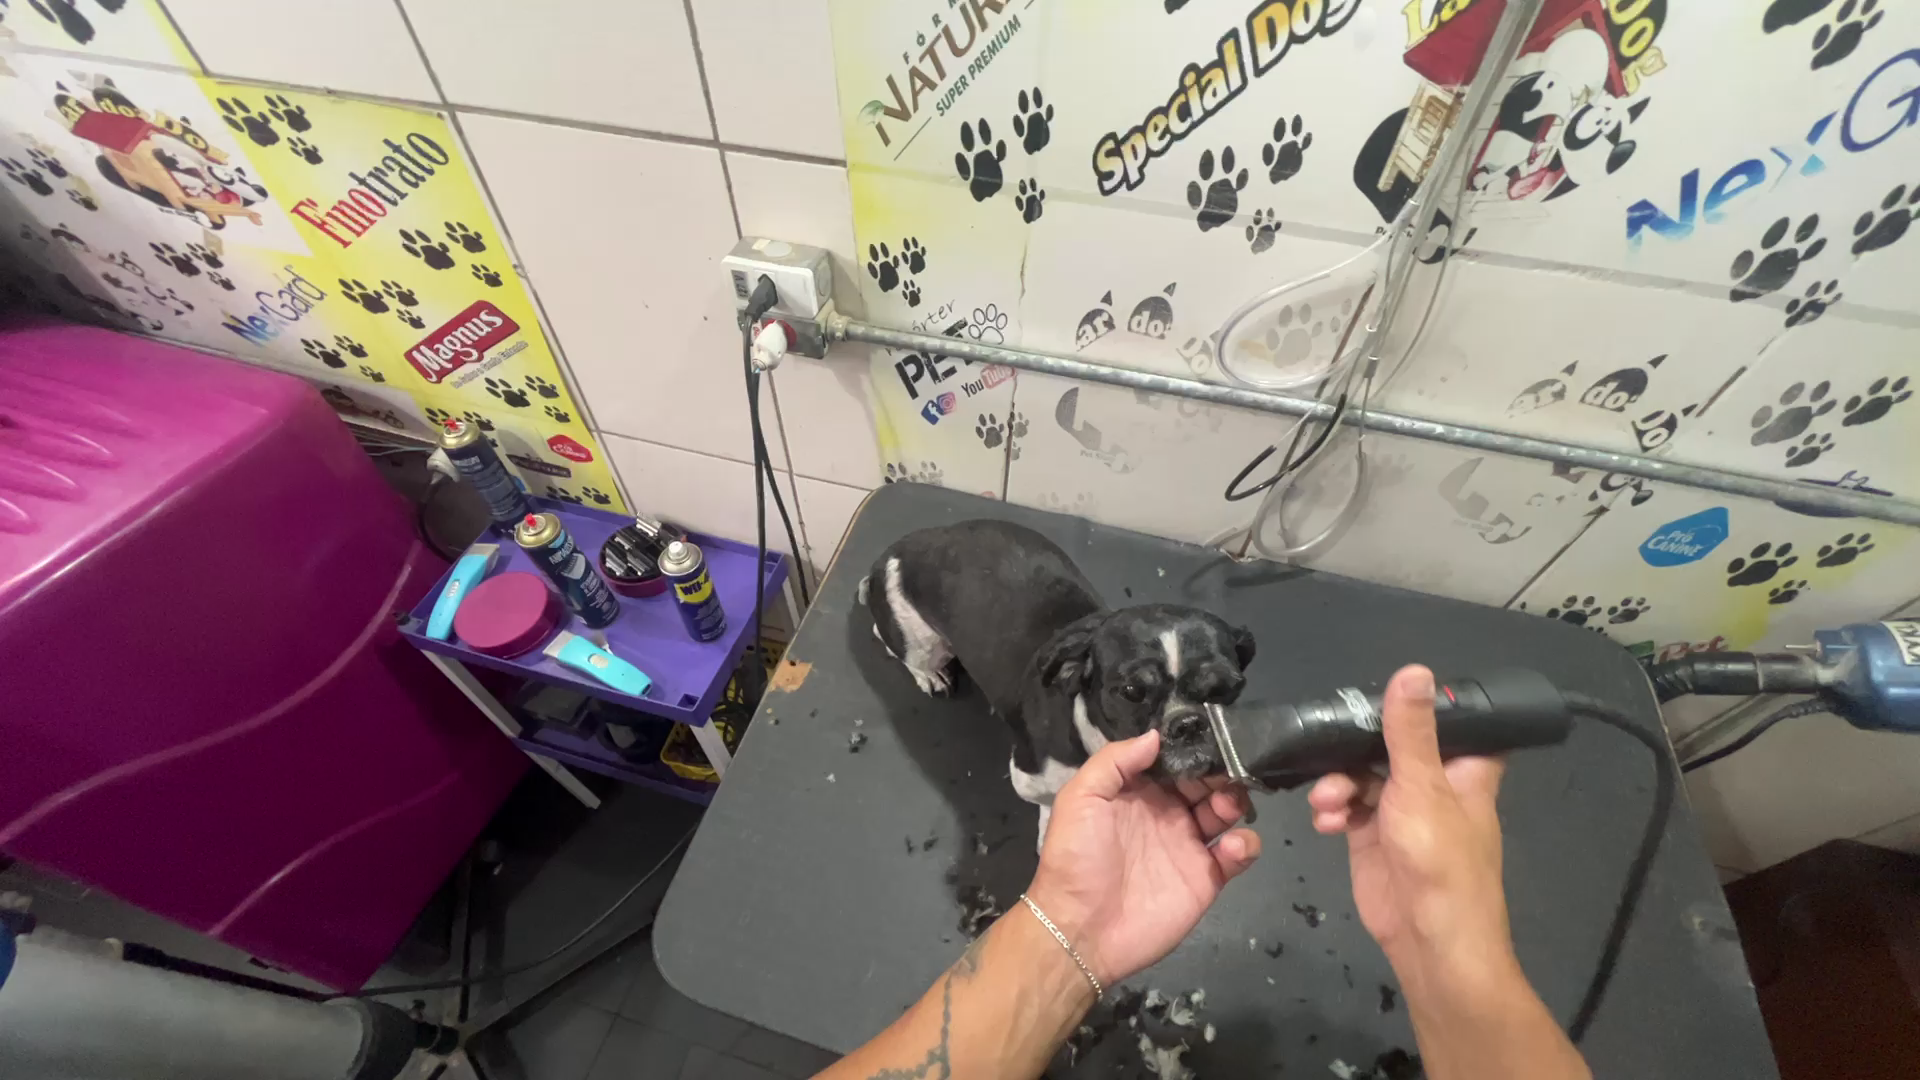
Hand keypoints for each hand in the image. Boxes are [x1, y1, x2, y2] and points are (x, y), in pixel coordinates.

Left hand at [1026, 730, 1259, 985]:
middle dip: (1219, 771)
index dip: (1188, 748)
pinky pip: (1236, 855)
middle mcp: (1164, 812)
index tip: (1208, 737)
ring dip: (1234, 801)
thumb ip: (1115, 761)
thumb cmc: (1076, 856)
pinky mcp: (1206, 878)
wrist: (1082, 928)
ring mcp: (1187, 844)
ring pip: (1224, 812)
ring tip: (1228, 805)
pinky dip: (1245, 845)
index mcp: (1135, 790)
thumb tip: (1156, 735)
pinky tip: (1232, 845)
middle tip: (1230, 768)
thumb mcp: (1081, 797)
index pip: (1170, 760)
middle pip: (1202, 782)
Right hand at [1307, 665, 1513, 993]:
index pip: (1452, 724)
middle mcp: (1430, 784)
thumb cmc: (1440, 861)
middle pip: (1388, 744)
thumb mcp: (1421, 787)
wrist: (1426, 939)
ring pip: (1358, 773)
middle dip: (1352, 748)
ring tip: (1328, 804)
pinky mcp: (1369, 831)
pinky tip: (1326, 821)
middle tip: (1331, 750)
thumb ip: (1408, 731)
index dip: (1427, 706)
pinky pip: (1343, 803)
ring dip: (1336, 784)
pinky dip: (1331, 808)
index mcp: (1461, 770)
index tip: (1391, 694)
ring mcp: (1397, 808)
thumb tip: (1413, 670)